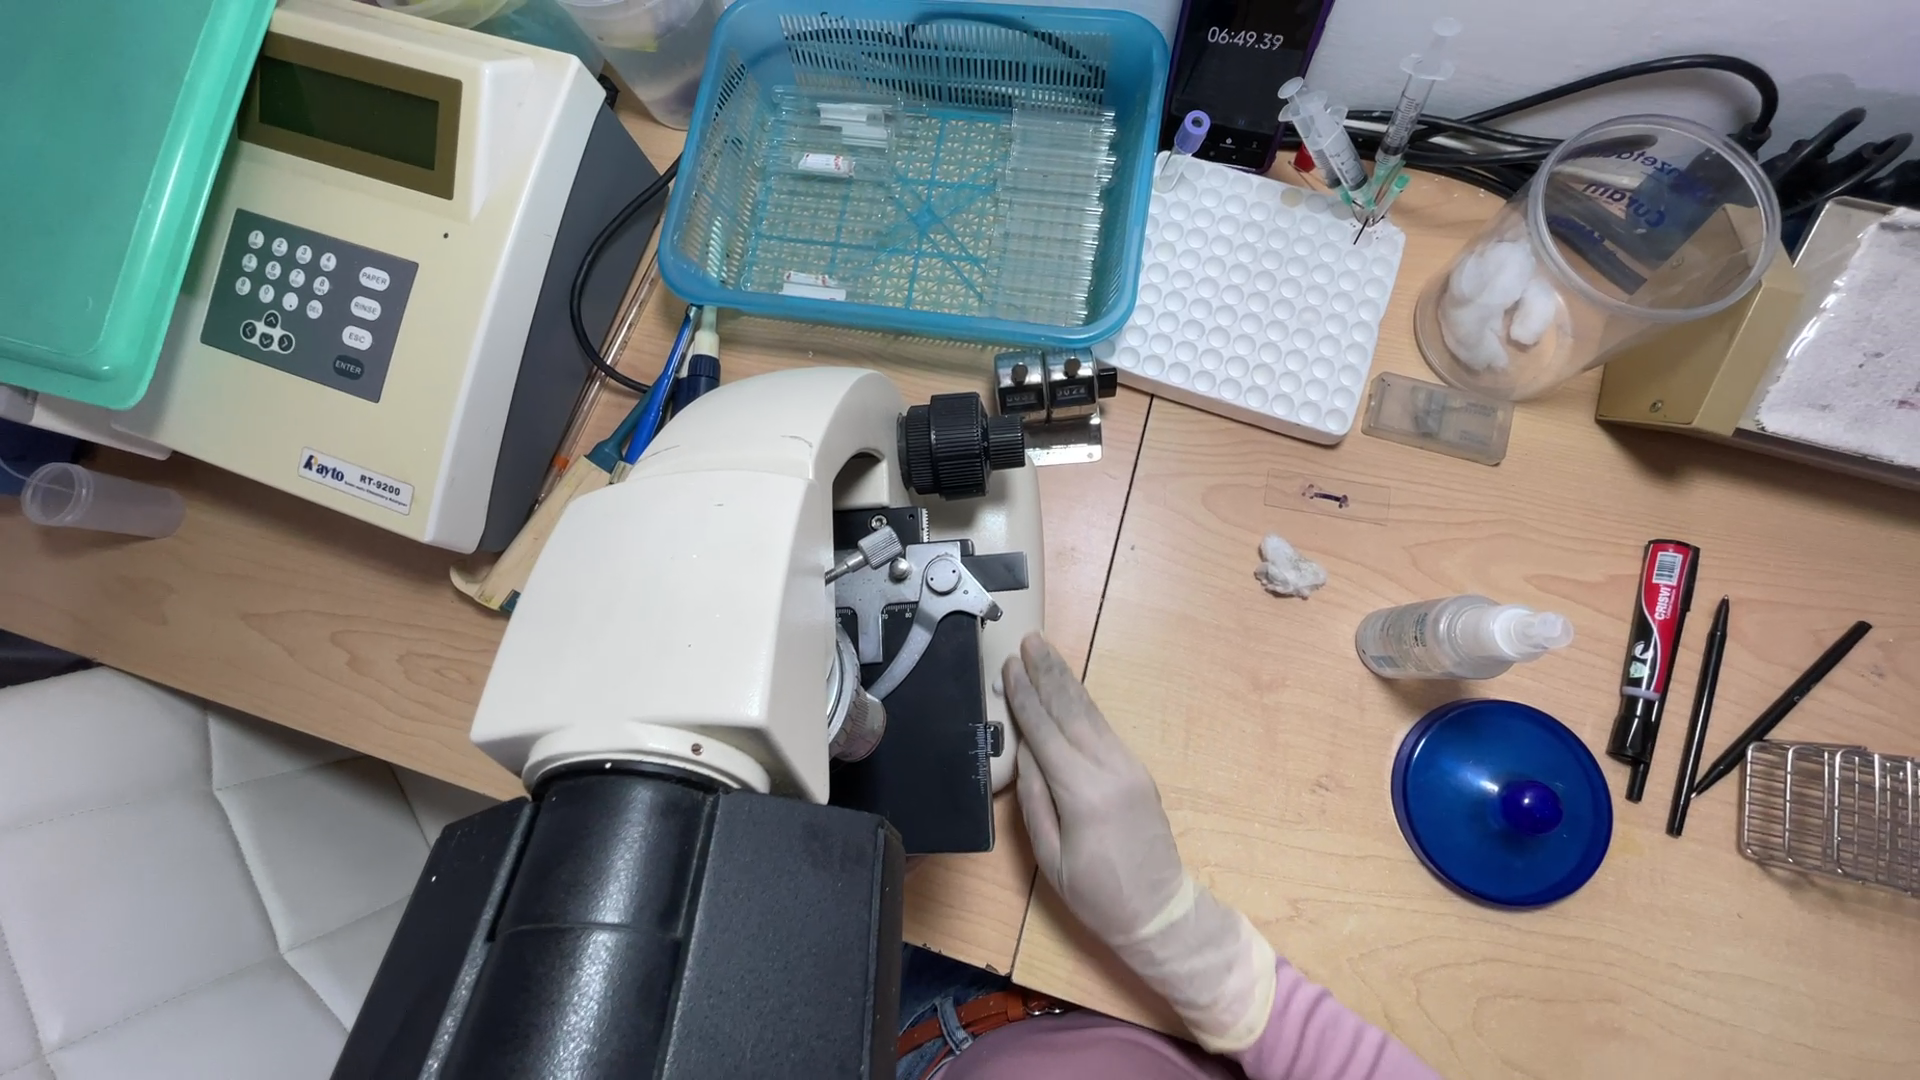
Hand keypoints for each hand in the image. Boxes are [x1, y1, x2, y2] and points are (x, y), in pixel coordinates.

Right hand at [1005, 634, 1276, 1052]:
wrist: (1161, 911)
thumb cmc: (1096, 894)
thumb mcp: (1050, 857)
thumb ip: (1034, 798)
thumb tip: (1023, 749)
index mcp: (1082, 793)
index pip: (1045, 732)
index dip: (1025, 697)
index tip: (1009, 666)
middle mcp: (1108, 769)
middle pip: (1071, 710)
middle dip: (1047, 673)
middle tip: (1029, 639)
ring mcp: (1128, 765)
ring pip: (1091, 712)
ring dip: (1065, 679)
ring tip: (1045, 650)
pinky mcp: (1137, 769)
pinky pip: (1103, 727)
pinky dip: (1082, 702)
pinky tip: (1069, 687)